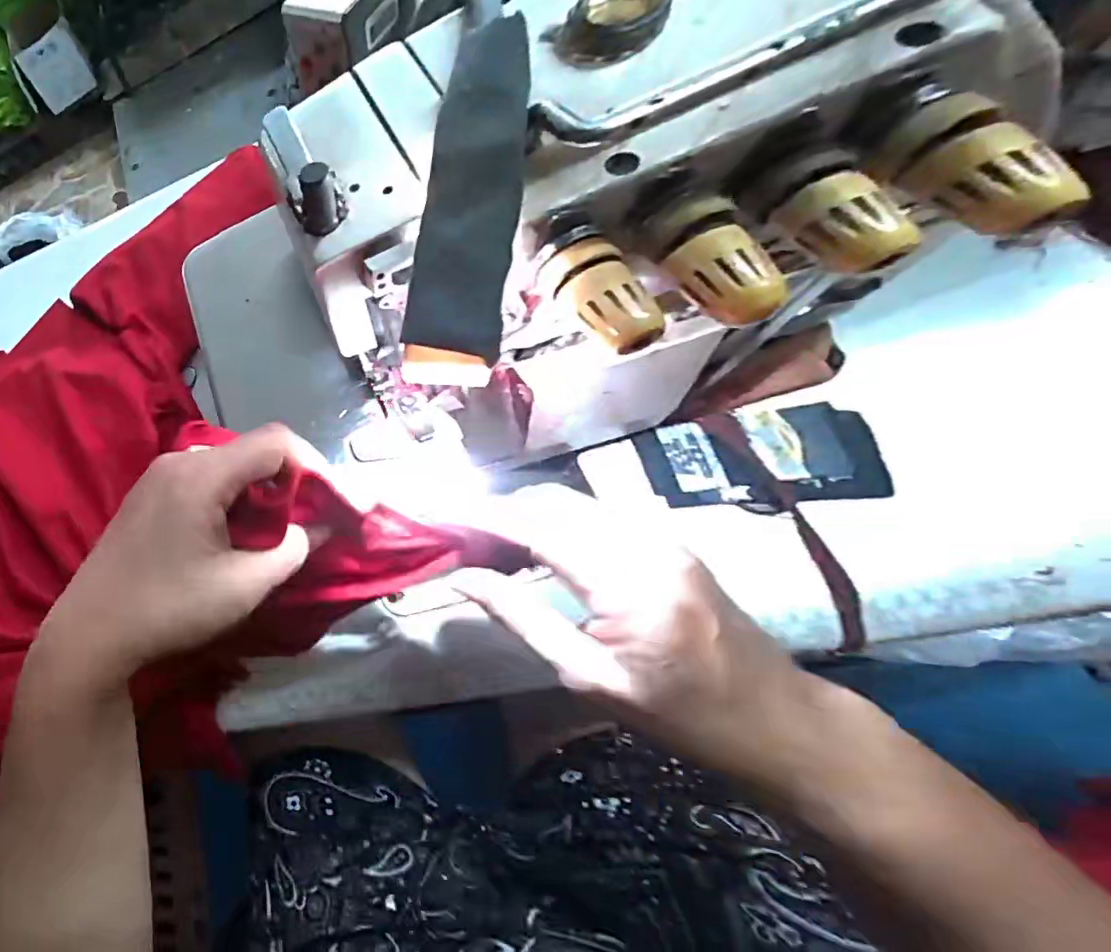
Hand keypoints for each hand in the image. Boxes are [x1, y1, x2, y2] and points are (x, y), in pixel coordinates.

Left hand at [35, 425, 320, 691]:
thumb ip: (290, 550)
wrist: (91, 630)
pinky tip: (238, 532)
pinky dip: (232, 498)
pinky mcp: (147, 494)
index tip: (342, 504)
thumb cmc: (169, 608)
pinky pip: (203, 480)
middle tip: (315, 520)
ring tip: (280, 531)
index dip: (318, 466)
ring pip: (227, 466)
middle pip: (251, 451)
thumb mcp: (242, 586)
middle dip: (291, 482)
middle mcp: (178, 461)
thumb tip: (313, 528)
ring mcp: (158, 475)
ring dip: (261, 492)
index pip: (275, 442)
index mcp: (201, 474)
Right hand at [463, 485, 826, 780]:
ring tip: (487, 540)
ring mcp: (662, 536)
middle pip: (551, 500)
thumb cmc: (681, 714)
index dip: (480, 516)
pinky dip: (552, 519)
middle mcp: (646, 543)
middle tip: (458, 534)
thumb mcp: (589, 677)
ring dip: (522, 512)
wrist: (782, 720)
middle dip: (497, 509)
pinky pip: (593, 512)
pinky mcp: (667, 539)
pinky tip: (533, 544)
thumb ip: (520, 617)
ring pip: (570, 500)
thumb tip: (460, 578)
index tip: (438, 517)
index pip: (535, 526)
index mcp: (627, 583)